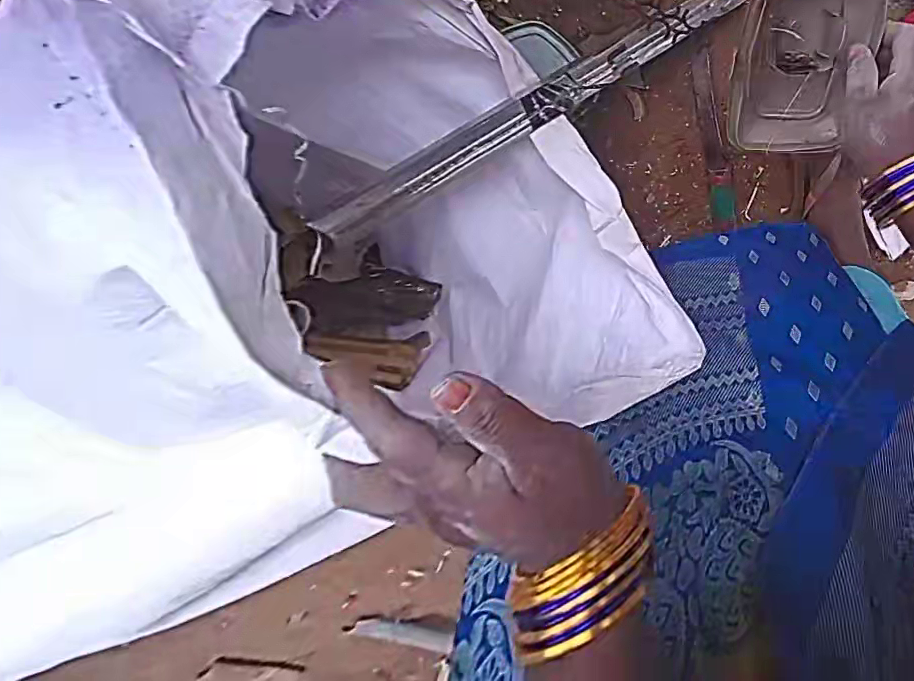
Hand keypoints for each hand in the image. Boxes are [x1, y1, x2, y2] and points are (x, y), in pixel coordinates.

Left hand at [322, 365, 626, 570]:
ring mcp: (437, 511)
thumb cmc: (569, 496)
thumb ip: (493, 417)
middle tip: (327, 396)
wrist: (587, 544)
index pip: (390, 440)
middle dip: (334, 441)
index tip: (335, 368)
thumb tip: (448, 387)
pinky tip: (397, 434)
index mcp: (448, 485)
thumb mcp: (541, 450)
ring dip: (353, 453)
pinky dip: (381, 459)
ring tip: (350, 413)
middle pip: (360, 480)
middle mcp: (430, 503)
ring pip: (373, 489)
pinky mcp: (450, 509)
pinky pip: (396, 487)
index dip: (360, 402)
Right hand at [840, 21, 913, 174]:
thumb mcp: (857, 102)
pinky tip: (870, 101)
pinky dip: (889, 87)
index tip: (862, 41)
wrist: (901, 177)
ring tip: (858, 83)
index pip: (907, 34)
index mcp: (913, 73)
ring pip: (907, 70)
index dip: (884, 31)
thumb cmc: (878, 141)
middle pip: (909, 51)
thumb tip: (858, 50)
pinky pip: (907, 88)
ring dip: (883, 71)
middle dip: (881, 52)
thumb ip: (859, 70)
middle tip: (855, 63)